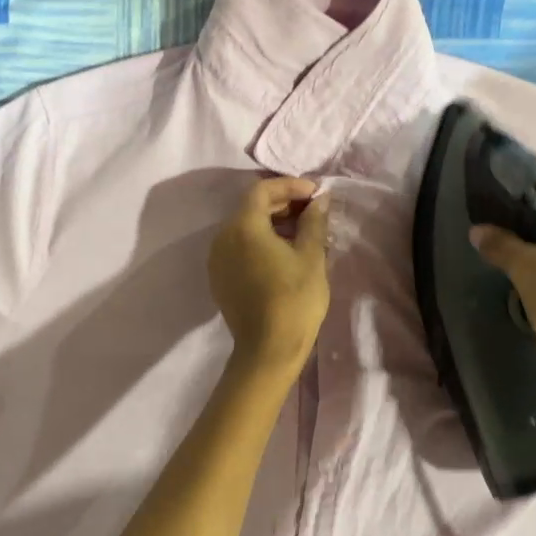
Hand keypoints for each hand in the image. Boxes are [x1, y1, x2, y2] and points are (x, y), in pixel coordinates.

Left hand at [210, 177, 330, 377]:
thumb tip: (318, 200)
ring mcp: (217, 260)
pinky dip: (258, 241)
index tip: (315, 194)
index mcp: (242, 227)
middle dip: (281, 203)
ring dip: (270, 222)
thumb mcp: (311, 256)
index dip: (290, 186)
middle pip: (250, 208)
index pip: (262, 190)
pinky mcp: (219, 278)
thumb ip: (313, 222)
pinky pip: (238, 248)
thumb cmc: (294, 300)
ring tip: (301, 231)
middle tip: (312, 210)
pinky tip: (282, 252)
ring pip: (243, 228)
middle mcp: (222, 238)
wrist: (268, 349)